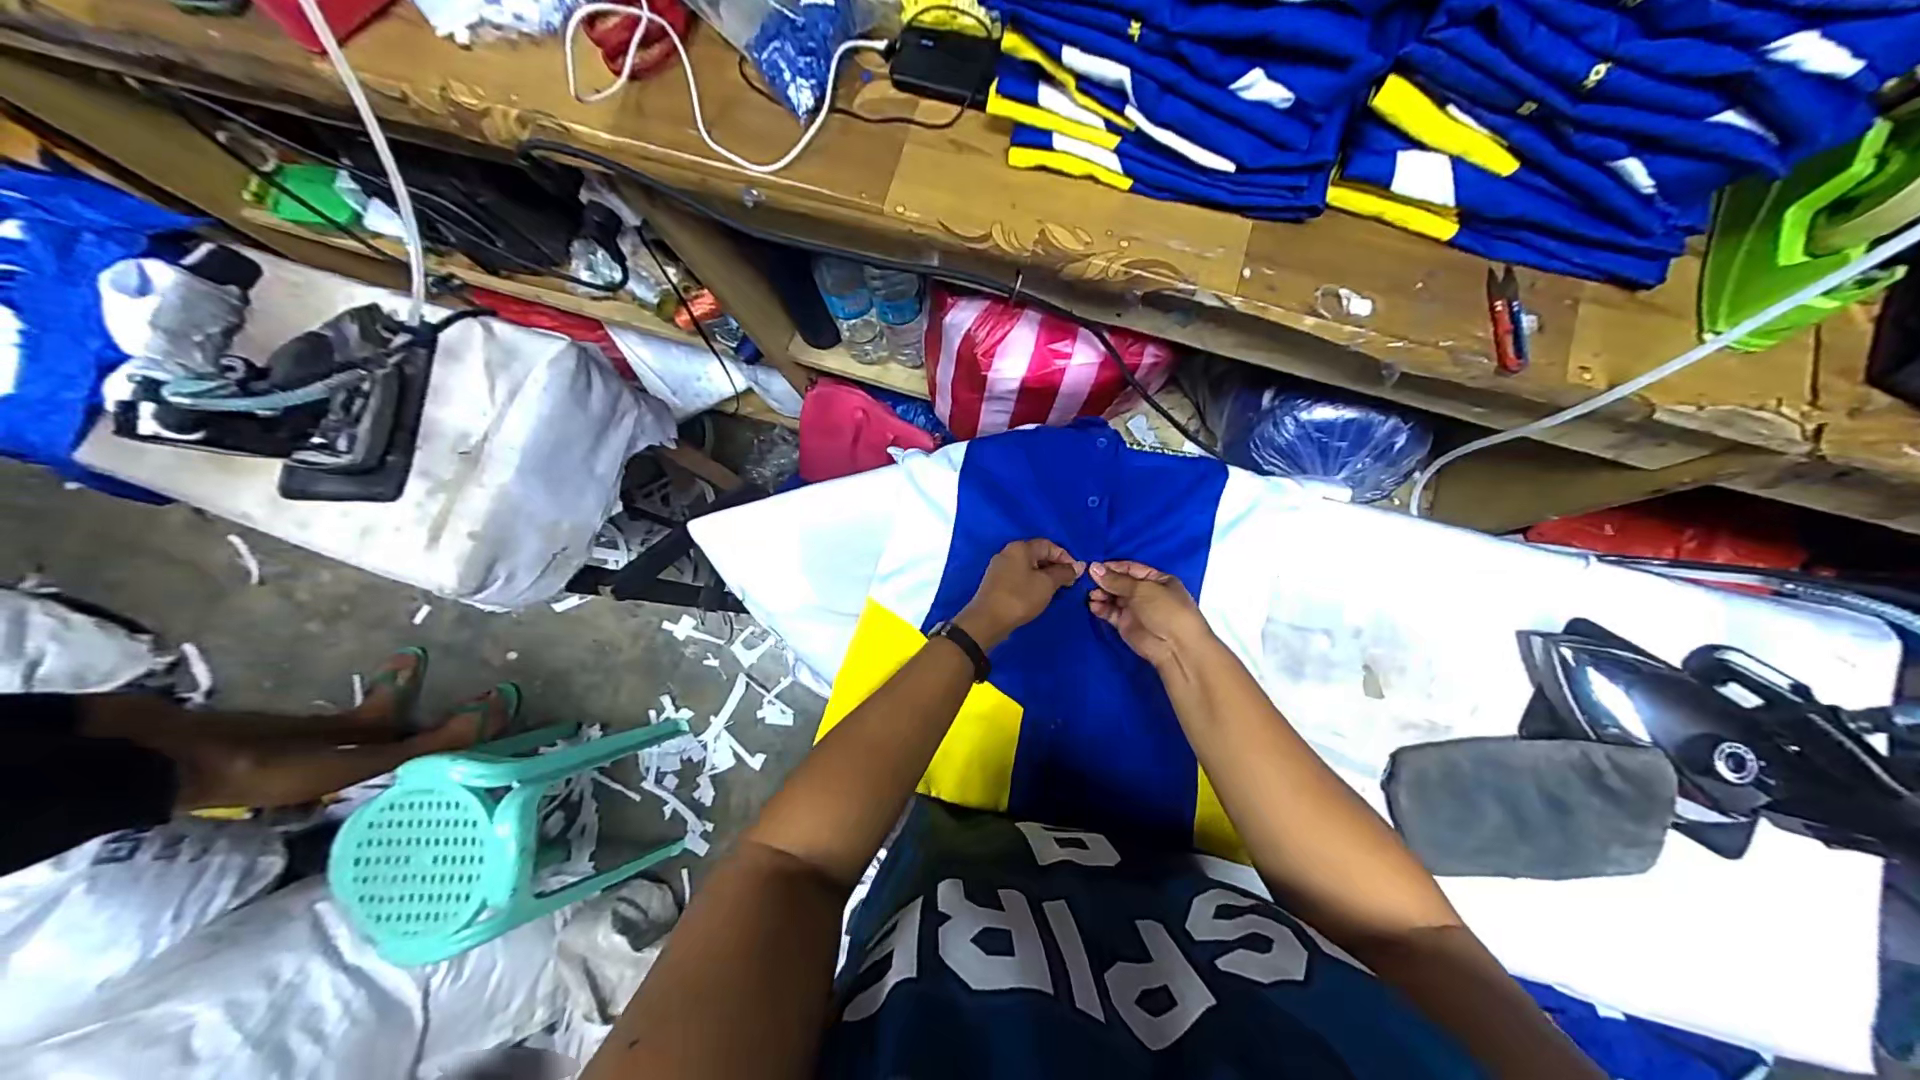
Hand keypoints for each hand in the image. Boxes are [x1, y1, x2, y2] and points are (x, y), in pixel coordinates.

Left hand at [954, 539, 1084, 649]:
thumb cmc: (1020, 597)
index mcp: (1020, 548)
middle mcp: (1008, 552)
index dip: (1065, 557)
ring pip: (1028, 566)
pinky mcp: (996, 582)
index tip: (1076, 573)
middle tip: (1068, 583)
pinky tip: (1038, 594)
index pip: (1048, 545)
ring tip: (1056, 590)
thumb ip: (1063, 573)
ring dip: (1044, 575)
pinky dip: (1032, 582)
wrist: (987, 620)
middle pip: (1037, 554)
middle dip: (1055, 566)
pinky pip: (1019, 576)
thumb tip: (1079, 566)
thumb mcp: (1047, 584)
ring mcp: (999, 567)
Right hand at [1087, 560, 1213, 669]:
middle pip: (1120, 583)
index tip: (1093, 567)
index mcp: (1156, 579)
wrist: (1175, 646)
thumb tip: (1093, 567)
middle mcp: (1146, 593)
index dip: (1112, 567)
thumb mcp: (1142, 589)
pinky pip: (1111, 613)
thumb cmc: (1165, 610)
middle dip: (1104, 582)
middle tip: (1089, 582)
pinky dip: (1101, 609)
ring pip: (1113, 598)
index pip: (1130, 568)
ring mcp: (1135, 609)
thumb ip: (1116, 580)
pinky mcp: (1126, 625)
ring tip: (1092, 596)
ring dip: (1101, 595)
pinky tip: (1094, 606)